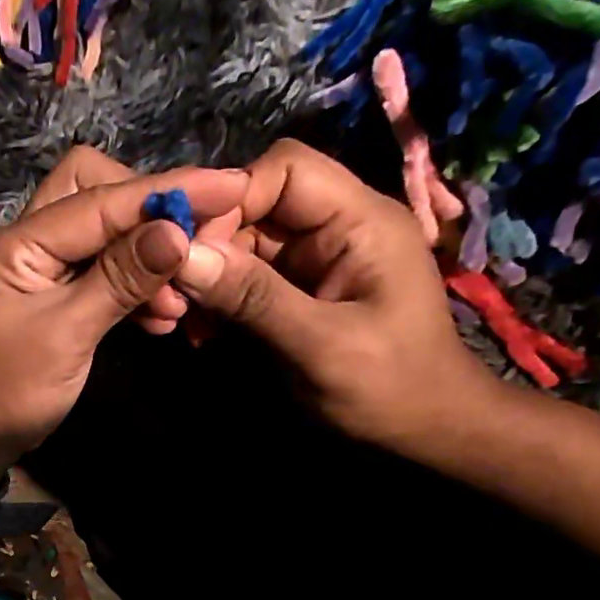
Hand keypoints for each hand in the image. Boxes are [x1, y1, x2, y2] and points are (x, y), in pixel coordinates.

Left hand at [0, 148, 249, 482]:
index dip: (165, 192)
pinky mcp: (57, 291)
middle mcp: (27, 241)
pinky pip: (104, 270)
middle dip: (147, 211)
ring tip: (180, 301)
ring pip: (104, 232)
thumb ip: (120, 278)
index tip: (228, 187)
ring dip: (147, 257)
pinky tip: (162, 315)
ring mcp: (42, 266)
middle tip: (193, 241)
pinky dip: (135, 284)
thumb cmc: (12, 392)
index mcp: (17, 243)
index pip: (99, 202)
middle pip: (95, 193)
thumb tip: (176, 231)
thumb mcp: (68, 334)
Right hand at [172, 139, 502, 455]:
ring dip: (206, 277)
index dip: (230, 200)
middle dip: (208, 246)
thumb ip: (254, 298)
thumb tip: (182, 255)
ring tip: (183, 320)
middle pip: (254, 205)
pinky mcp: (296, 289)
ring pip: (241, 243)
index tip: (186, 250)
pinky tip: (202, 331)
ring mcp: (313, 259)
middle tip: (173, 297)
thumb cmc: (388, 388)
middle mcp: (334, 227)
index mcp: (359, 221)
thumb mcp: (319, 346)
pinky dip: (217, 299)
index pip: (284, 170)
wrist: (425, 429)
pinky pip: (244, 276)